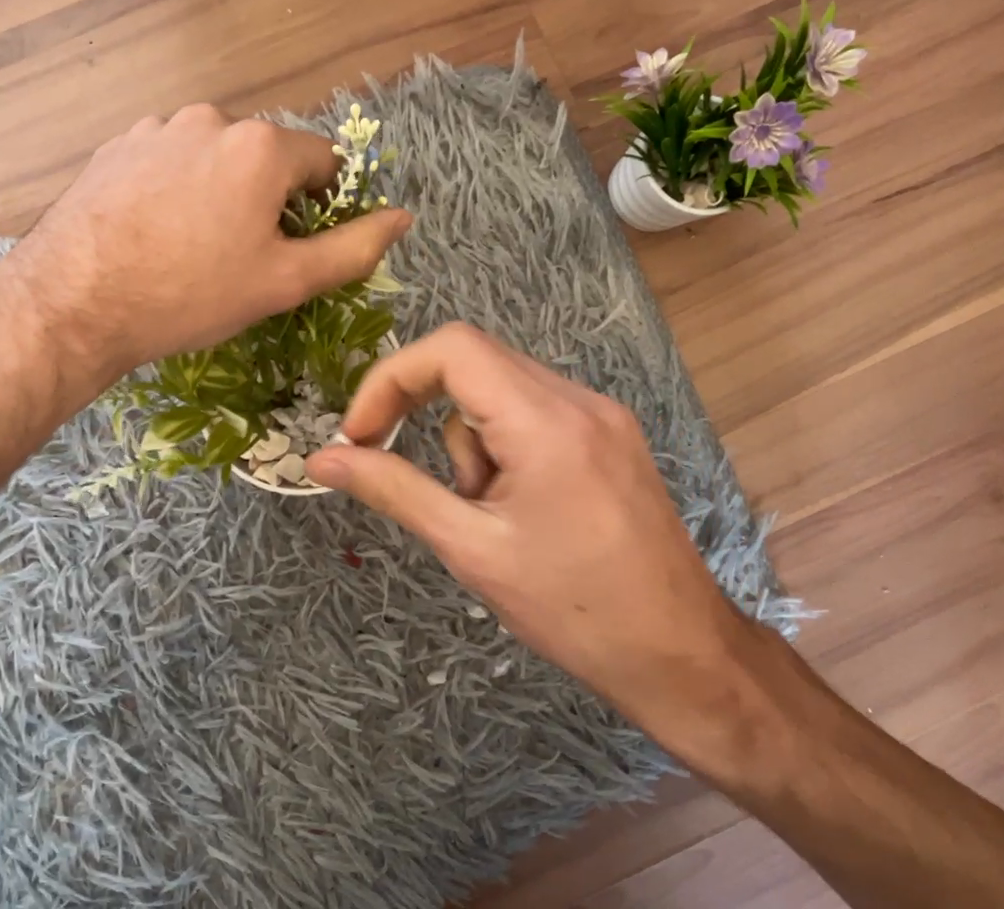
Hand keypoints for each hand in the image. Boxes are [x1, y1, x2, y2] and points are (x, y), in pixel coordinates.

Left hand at [4, 104, 411, 376]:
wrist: (73, 303)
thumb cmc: (189, 295)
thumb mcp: (284, 282)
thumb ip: (353, 248)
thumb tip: (401, 218)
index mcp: (260, 146)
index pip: (323, 162)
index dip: (323, 207)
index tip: (298, 248)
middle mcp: (210, 119)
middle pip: (265, 159)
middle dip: (268, 202)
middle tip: (242, 260)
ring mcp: (156, 129)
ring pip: (214, 160)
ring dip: (220, 195)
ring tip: (192, 252)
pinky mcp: (116, 147)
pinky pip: (168, 163)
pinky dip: (176, 192)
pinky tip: (155, 236)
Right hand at [304, 324, 762, 735]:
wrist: (682, 655)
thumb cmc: (573, 609)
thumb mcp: (471, 548)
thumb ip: (393, 490)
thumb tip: (322, 460)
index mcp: (545, 421)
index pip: (451, 349)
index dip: (390, 380)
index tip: (361, 436)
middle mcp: (579, 400)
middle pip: (474, 364)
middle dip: (427, 414)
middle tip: (415, 477)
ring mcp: (602, 416)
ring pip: (501, 392)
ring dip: (471, 443)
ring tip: (489, 515)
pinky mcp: (612, 437)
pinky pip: (533, 415)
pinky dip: (503, 448)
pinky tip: (520, 509)